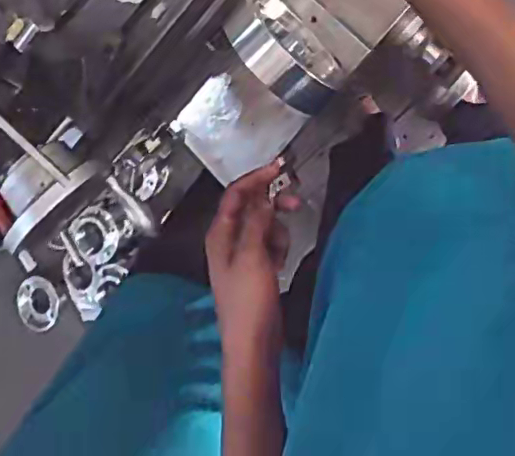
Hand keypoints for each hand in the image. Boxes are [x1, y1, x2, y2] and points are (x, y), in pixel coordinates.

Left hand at [205, 161, 299, 350]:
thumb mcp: (253, 255)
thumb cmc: (248, 300)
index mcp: (220, 233)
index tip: (278, 167)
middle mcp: (228, 239)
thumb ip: (257, 222)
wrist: (253, 346)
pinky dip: (278, 247)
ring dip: (278, 232)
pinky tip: (280, 264)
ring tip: (280, 254)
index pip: (236, 193)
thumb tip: (264, 197)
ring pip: (264, 224)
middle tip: (295, 202)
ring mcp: (242, 254)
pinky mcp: (255, 267)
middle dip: (273, 205)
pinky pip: (270, 243)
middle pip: (252, 206)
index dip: (256, 178)